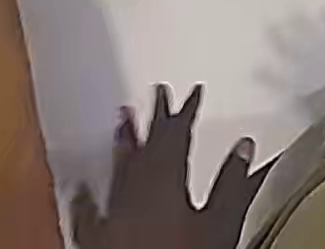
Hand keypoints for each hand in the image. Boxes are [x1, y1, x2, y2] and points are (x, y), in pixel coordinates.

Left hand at [71, 84, 262, 248]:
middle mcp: (134, 195)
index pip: (176, 136)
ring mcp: (109, 221)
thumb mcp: (219, 226)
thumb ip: (232, 184)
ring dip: (122, 145)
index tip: (194, 91)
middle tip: (158, 92)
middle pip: (145, 148)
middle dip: (154, 119)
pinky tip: (79, 188)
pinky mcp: (93, 245)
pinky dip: (84, 196)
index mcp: (165, 183)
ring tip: (121, 120)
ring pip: (117, 173)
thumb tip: (245, 144)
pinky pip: (85, 214)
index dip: (186, 112)